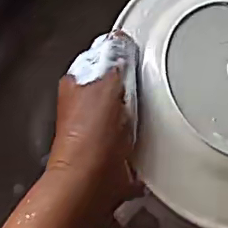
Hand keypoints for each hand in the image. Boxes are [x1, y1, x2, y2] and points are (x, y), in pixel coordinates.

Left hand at [46, 35, 136, 214]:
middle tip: (149, 86)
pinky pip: (132, 141)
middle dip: (133, 89)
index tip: (138, 56)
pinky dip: (142, 142)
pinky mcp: (110, 157)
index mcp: (75, 86)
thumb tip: (119, 40)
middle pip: (115, 87)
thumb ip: (115, 60)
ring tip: (151, 114)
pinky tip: (151, 140)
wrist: (90, 187)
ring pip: (125, 114)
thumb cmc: (90, 137)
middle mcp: (81, 110)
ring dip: (139, 116)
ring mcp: (95, 134)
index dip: (120, 57)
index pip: (99, 59)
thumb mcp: (108, 84)